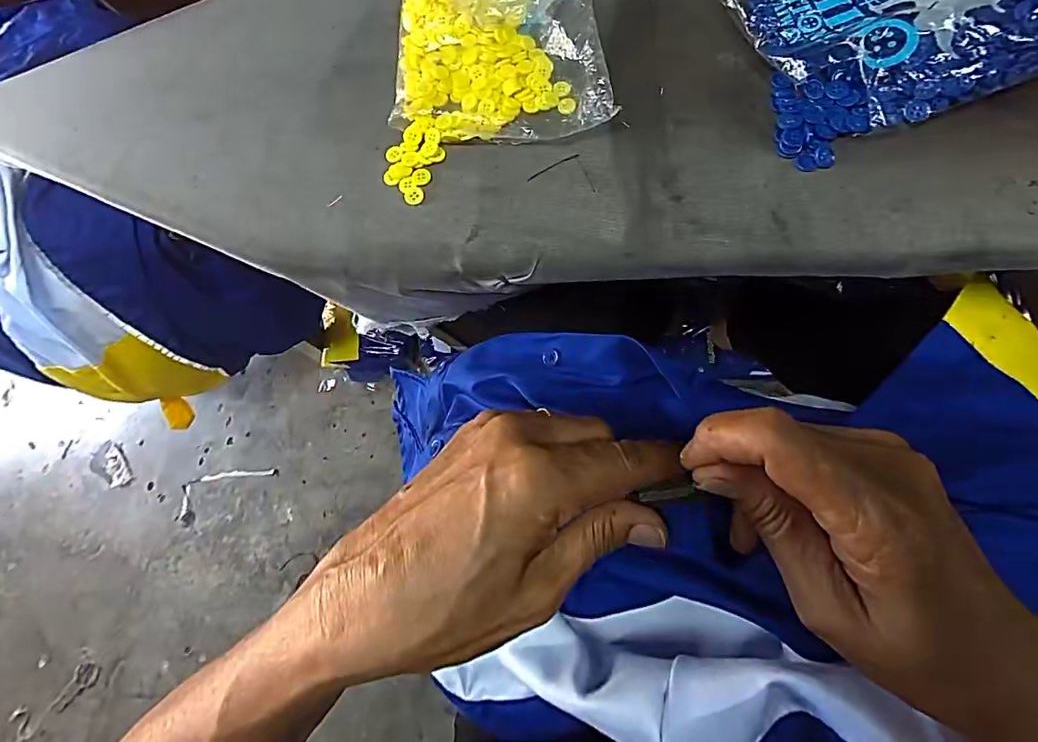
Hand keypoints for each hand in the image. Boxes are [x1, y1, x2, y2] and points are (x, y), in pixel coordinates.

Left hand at [285, 409, 680, 684]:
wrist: (352, 601)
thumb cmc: (443, 612)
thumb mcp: (534, 592)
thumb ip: (598, 538)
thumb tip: (654, 519)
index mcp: (538, 478)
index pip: (622, 460)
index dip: (659, 464)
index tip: (685, 472)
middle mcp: (518, 434)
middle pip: (600, 433)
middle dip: (622, 464)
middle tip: (629, 506)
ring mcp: (491, 425)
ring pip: (570, 424)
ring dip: (590, 453)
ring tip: (583, 500)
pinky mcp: (472, 429)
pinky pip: (538, 424)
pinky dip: (558, 445)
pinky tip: (547, 482)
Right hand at [680, 408, 1037, 741]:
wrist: (995, 650)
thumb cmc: (913, 652)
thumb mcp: (826, 608)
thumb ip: (774, 528)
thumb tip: (718, 470)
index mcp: (874, 509)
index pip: (784, 440)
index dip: (725, 435)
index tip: (688, 461)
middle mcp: (886, 459)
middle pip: (787, 432)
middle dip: (738, 461)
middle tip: (724, 522)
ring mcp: (896, 450)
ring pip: (801, 436)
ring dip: (765, 469)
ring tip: (757, 529)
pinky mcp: (896, 452)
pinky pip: (825, 445)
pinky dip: (794, 470)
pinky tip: (795, 512)